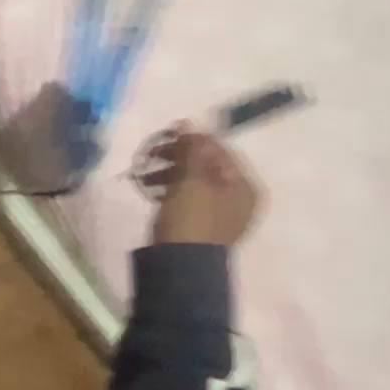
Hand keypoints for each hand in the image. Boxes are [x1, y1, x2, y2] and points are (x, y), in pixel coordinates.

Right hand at [147, 126, 260, 247]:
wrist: (180, 266)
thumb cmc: (191, 219)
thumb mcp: (192, 180)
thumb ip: (191, 149)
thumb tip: (188, 122)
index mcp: (244, 186)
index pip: (220, 150)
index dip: (192, 139)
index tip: (165, 134)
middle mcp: (238, 198)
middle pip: (207, 165)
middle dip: (177, 156)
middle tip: (151, 153)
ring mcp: (220, 213)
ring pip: (194, 181)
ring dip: (169, 172)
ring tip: (145, 175)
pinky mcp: (200, 224)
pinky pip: (187, 197)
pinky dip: (170, 189)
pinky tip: (151, 189)